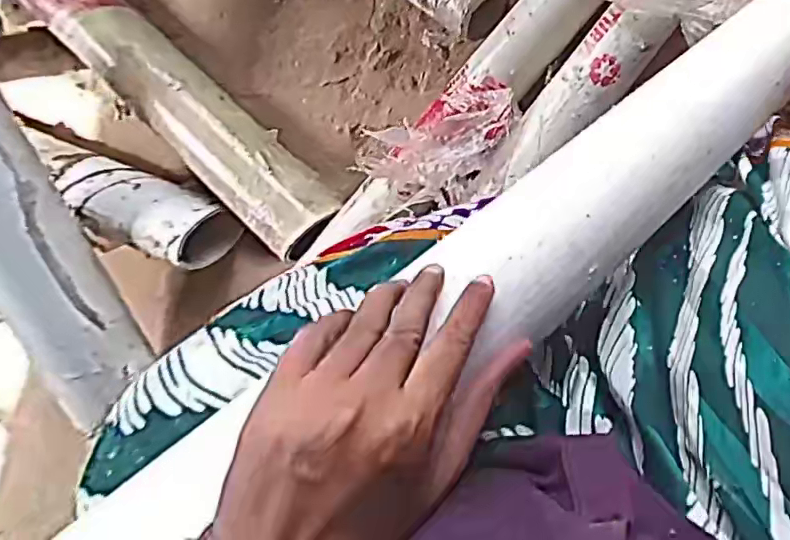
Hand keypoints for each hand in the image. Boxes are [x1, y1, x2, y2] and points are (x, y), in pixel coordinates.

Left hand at [211, 268, 530, 539]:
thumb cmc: (360, 529)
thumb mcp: (435, 476)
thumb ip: (477, 406)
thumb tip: (515, 352)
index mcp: (410, 422)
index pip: (452, 341)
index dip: (470, 306)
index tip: (479, 285)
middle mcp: (365, 402)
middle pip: (407, 323)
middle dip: (426, 291)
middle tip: (435, 276)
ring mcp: (315, 398)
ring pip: (363, 322)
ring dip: (386, 298)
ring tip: (398, 288)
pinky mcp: (274, 400)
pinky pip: (311, 337)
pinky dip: (334, 320)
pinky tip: (347, 317)